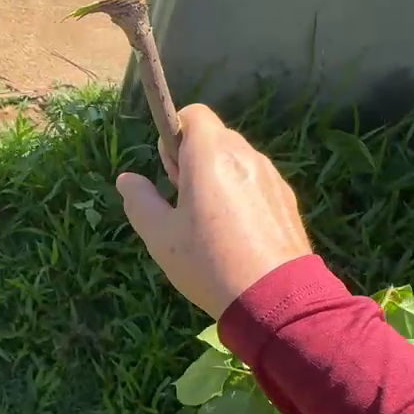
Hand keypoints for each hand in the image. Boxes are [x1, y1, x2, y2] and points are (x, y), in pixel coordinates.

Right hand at [116, 104, 313, 318]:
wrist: (274, 299)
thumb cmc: (207, 263)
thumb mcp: (160, 236)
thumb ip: (140, 200)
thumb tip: (127, 179)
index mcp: (210, 157)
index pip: (193, 114)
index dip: (174, 133)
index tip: (167, 169)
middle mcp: (244, 156)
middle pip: (214, 137)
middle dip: (193, 157)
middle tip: (182, 200)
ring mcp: (270, 176)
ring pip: (236, 160)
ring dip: (217, 176)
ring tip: (208, 222)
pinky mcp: (286, 199)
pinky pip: (255, 181)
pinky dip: (240, 193)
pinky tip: (235, 233)